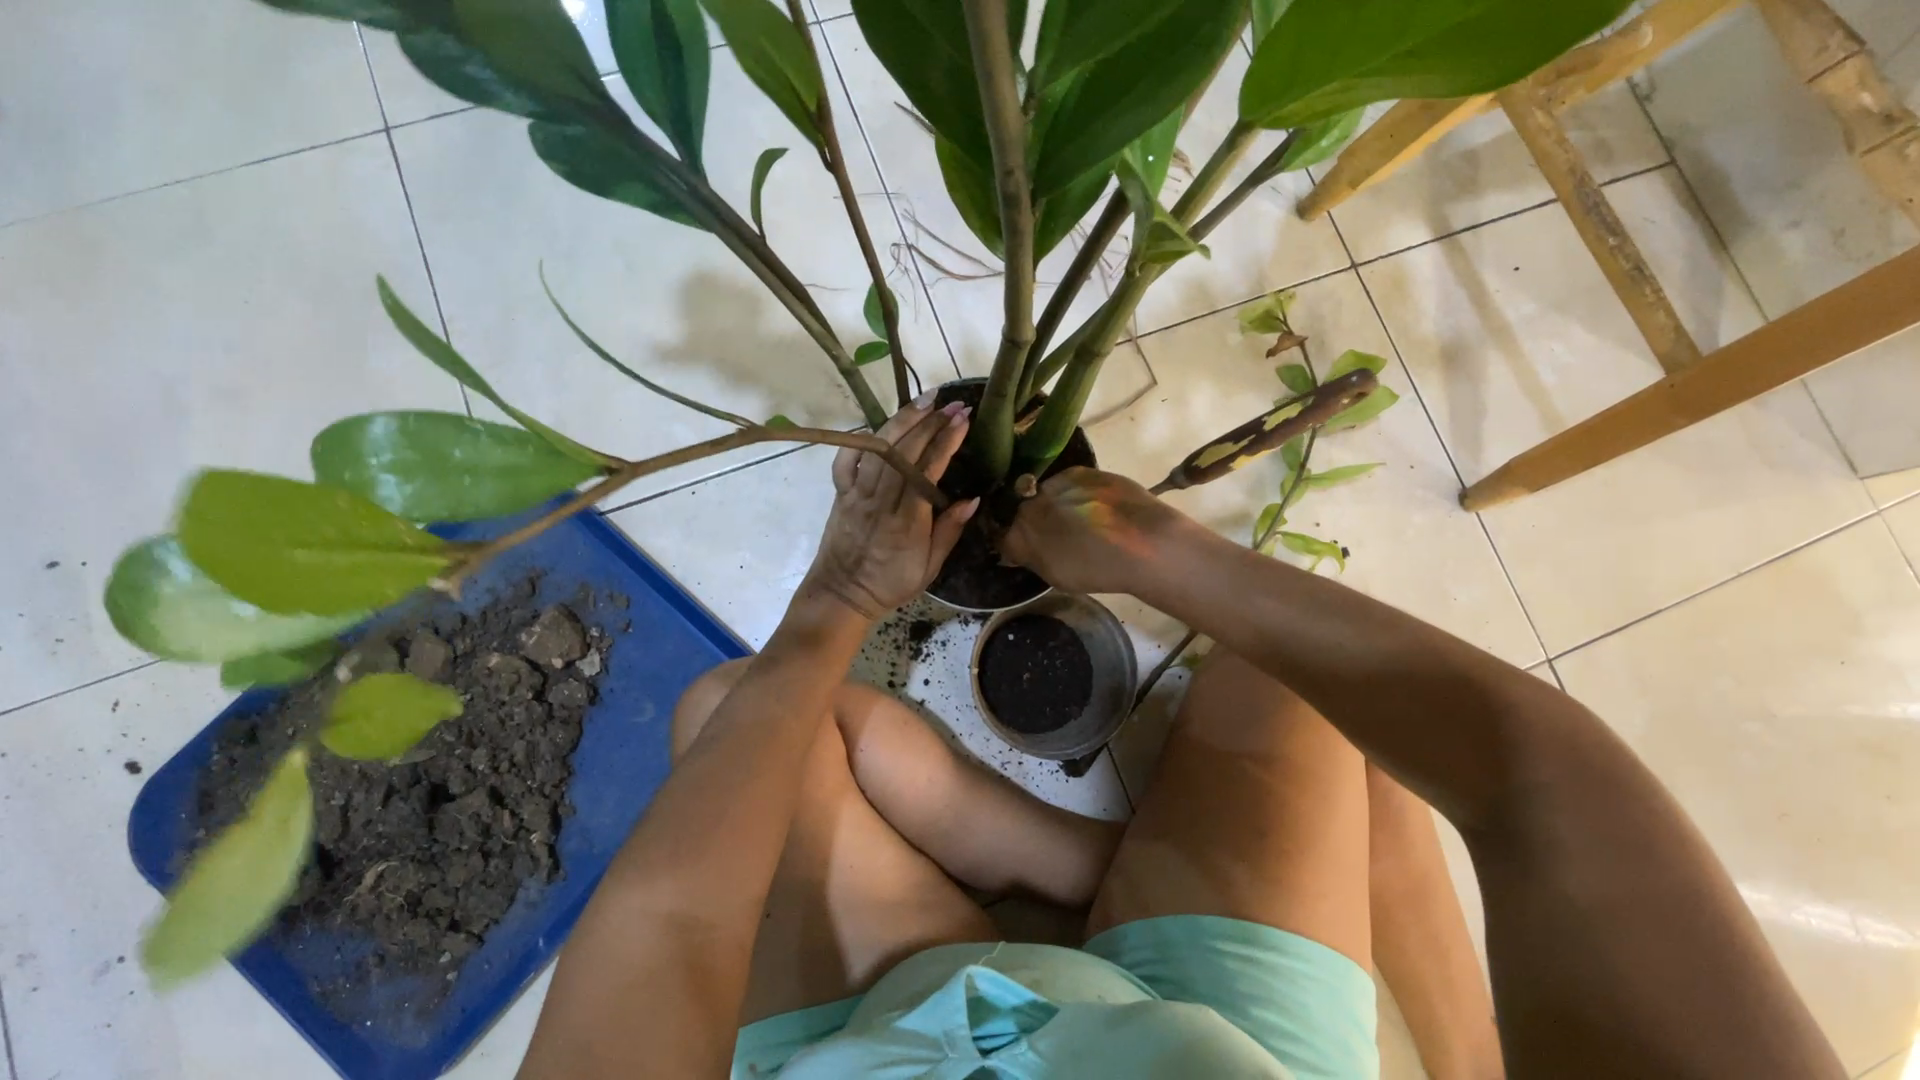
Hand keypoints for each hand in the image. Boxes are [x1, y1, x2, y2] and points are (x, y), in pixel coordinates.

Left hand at [803, 395, 979, 620]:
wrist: (842, 595)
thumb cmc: (891, 583)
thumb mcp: (930, 567)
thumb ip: (949, 531)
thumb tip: (971, 499)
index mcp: (907, 522)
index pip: (928, 470)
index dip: (946, 442)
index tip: (963, 420)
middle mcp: (880, 502)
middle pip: (905, 452)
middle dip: (930, 422)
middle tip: (952, 404)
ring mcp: (856, 495)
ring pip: (878, 449)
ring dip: (902, 421)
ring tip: (924, 402)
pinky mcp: (840, 494)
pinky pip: (846, 460)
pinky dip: (860, 441)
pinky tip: (879, 427)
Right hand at [1000, 468, 1193, 595]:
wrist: (1145, 543)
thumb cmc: (1098, 569)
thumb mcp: (1056, 576)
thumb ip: (1033, 558)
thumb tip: (1020, 548)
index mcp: (1020, 533)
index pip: (1004, 536)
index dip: (1016, 542)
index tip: (1029, 549)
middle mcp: (1031, 502)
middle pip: (1024, 509)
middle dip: (1036, 520)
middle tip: (1058, 535)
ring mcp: (1057, 482)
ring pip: (1049, 494)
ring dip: (1058, 504)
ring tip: (1083, 521)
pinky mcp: (1083, 470)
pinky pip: (1072, 484)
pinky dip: (1080, 494)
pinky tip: (1099, 508)